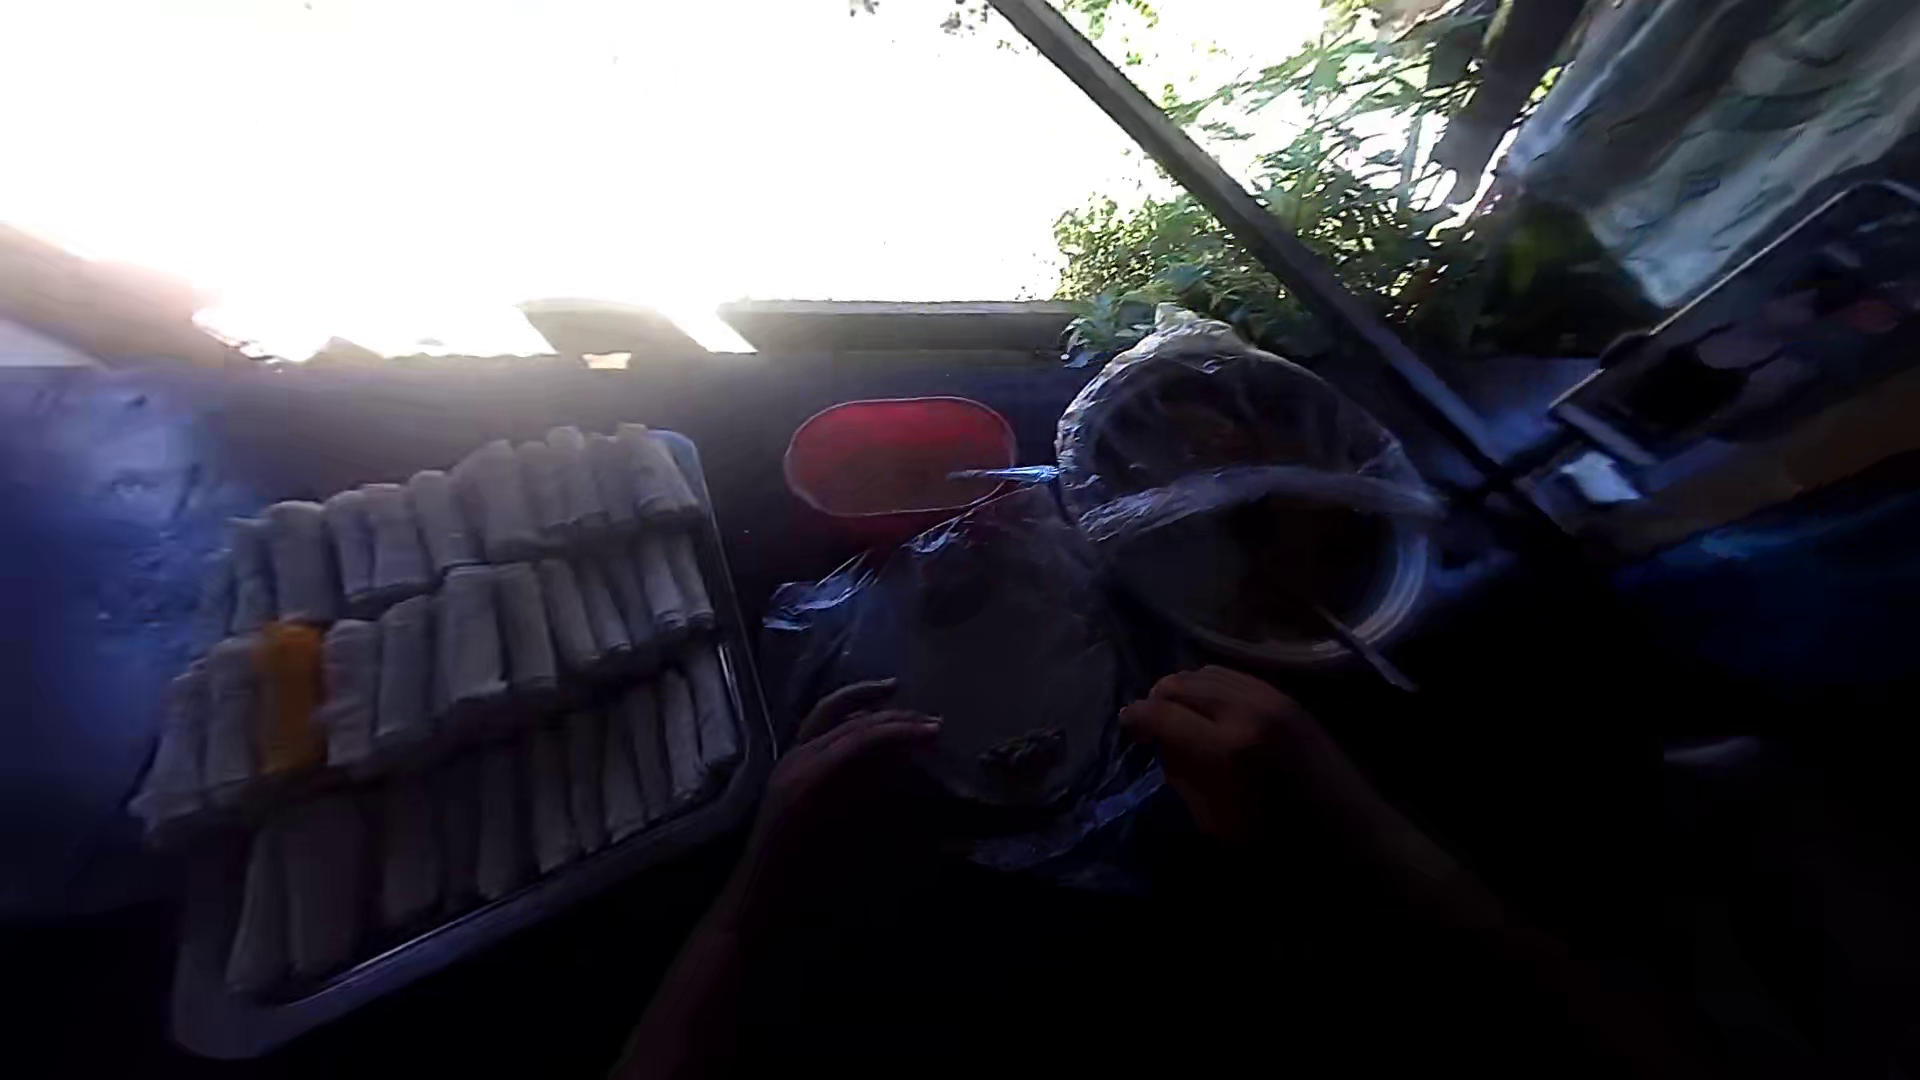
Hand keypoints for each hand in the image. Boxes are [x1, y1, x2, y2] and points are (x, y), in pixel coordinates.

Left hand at [731, 679, 939, 909]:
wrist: (757, 925)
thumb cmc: (811, 903)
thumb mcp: (865, 864)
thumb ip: (900, 826)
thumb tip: (936, 799)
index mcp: (813, 781)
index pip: (866, 736)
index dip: (905, 730)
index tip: (938, 732)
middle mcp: (797, 761)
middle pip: (850, 720)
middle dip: (893, 717)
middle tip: (931, 724)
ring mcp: (788, 762)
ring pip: (827, 713)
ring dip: (863, 700)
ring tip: (894, 690)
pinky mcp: (786, 770)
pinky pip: (815, 727)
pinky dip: (842, 714)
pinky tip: (862, 717)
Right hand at [1121, 665, 1356, 843]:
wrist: (1358, 846)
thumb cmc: (1281, 849)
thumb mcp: (1214, 820)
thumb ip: (1180, 772)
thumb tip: (1159, 741)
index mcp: (1227, 749)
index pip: (1160, 713)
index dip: (1135, 717)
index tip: (1127, 726)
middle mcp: (1246, 711)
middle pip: (1179, 683)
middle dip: (1157, 700)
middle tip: (1152, 722)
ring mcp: (1270, 699)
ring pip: (1204, 672)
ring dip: (1183, 689)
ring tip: (1178, 712)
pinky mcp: (1286, 697)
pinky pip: (1232, 676)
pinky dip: (1210, 685)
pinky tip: (1208, 706)